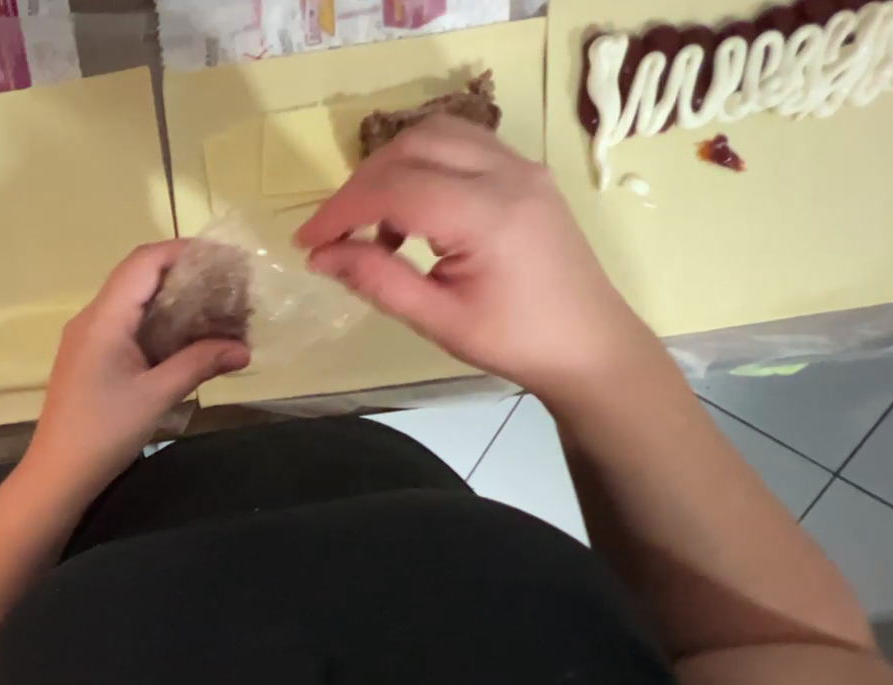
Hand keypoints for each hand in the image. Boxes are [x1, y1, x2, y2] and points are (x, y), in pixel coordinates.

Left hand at [25, 240, 250, 495]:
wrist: (58, 473)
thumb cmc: (103, 433)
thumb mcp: (156, 396)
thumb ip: (199, 364)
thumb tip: (243, 349)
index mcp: (104, 318)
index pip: (145, 261)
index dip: (187, 251)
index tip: (227, 261)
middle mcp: (92, 318)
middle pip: (142, 278)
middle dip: (188, 278)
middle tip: (230, 291)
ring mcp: (88, 338)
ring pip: (136, 304)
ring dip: (176, 305)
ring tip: (217, 316)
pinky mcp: (91, 358)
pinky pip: (129, 327)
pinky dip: (161, 327)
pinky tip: (189, 343)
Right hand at [295, 117, 661, 396]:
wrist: (587, 342)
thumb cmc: (512, 341)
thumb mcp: (436, 320)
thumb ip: (377, 281)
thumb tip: (322, 257)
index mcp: (488, 215)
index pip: (395, 188)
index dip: (340, 210)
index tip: (305, 242)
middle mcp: (508, 173)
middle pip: (412, 146)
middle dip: (359, 185)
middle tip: (332, 234)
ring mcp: (520, 166)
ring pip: (436, 135)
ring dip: (389, 170)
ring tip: (368, 224)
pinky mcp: (523, 172)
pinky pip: (459, 147)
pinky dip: (419, 168)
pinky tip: (408, 218)